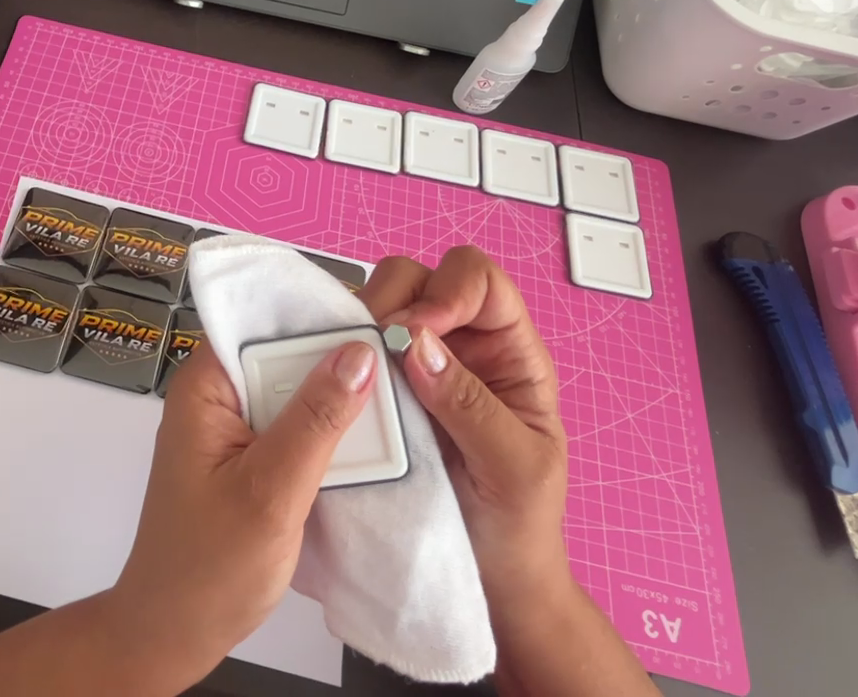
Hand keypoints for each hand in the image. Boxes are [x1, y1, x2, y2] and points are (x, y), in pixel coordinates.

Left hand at [112, 338, 377, 685]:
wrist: (176, 633)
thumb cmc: (210, 566)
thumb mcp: (271, 489)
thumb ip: (315, 420)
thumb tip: (358, 353)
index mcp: (205, 388)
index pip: (258, 326)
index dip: (313, 319)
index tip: (372, 320)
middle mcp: (216, 397)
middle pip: (281, 357)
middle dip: (334, 360)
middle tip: (398, 360)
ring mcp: (233, 429)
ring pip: (293, 393)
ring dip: (336, 400)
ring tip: (396, 395)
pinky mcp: (250, 458)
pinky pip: (293, 427)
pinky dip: (327, 432)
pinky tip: (368, 437)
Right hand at [359, 246, 571, 606]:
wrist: (488, 578)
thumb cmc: (519, 522)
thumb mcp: (514, 467)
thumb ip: (471, 404)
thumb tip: (417, 344)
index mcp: (509, 350)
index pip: (480, 282)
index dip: (446, 292)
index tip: (413, 334)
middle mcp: (461, 345)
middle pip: (420, 279)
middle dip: (393, 303)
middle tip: (375, 351)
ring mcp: (416, 365)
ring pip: (381, 306)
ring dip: (362, 325)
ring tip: (356, 371)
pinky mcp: (381, 388)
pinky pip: (355, 348)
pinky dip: (341, 352)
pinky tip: (337, 381)